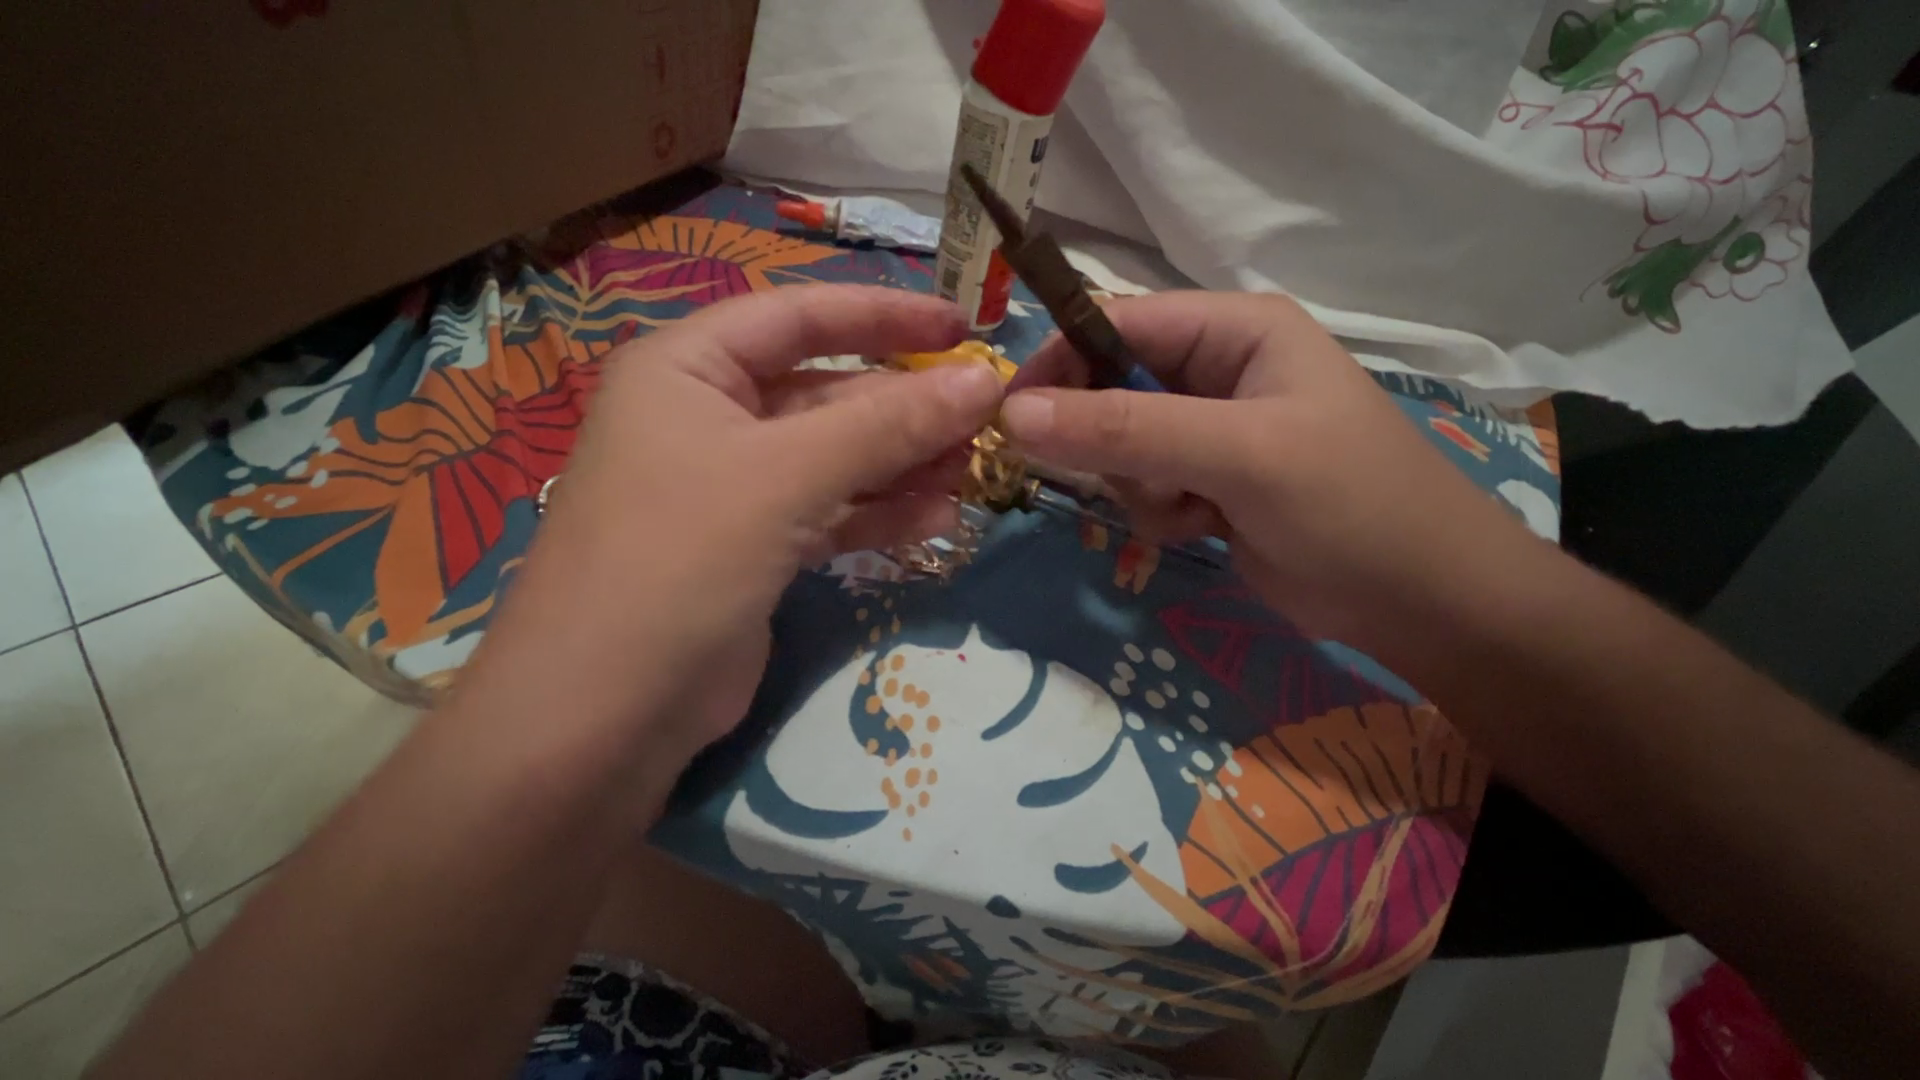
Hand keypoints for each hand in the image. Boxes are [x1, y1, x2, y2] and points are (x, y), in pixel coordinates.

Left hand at [484, 285, 1001, 762]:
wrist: (602, 715)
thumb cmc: (678, 561)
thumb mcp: (784, 479)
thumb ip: (887, 426)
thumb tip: (983, 380)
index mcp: (688, 368)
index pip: (800, 315)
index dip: (885, 315)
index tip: (964, 326)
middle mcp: (707, 416)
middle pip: (826, 390)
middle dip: (906, 406)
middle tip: (988, 418)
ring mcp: (731, 488)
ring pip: (835, 457)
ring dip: (903, 464)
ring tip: (974, 473)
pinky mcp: (753, 548)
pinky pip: (830, 512)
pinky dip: (880, 514)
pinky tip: (938, 519)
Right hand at [999, 291, 1537, 647]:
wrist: (1421, 601)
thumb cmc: (1348, 504)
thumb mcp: (1239, 454)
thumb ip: (1126, 429)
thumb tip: (1014, 412)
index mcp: (1235, 329)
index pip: (1116, 323)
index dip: (1060, 362)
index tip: (1012, 417)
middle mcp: (1218, 370)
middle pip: (1110, 387)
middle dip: (1112, 441)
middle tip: (1135, 478)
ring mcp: (1211, 431)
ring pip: (1120, 446)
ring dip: (1139, 484)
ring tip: (1191, 508)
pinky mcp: (1208, 483)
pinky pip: (1143, 486)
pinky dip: (1157, 510)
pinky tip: (1202, 527)